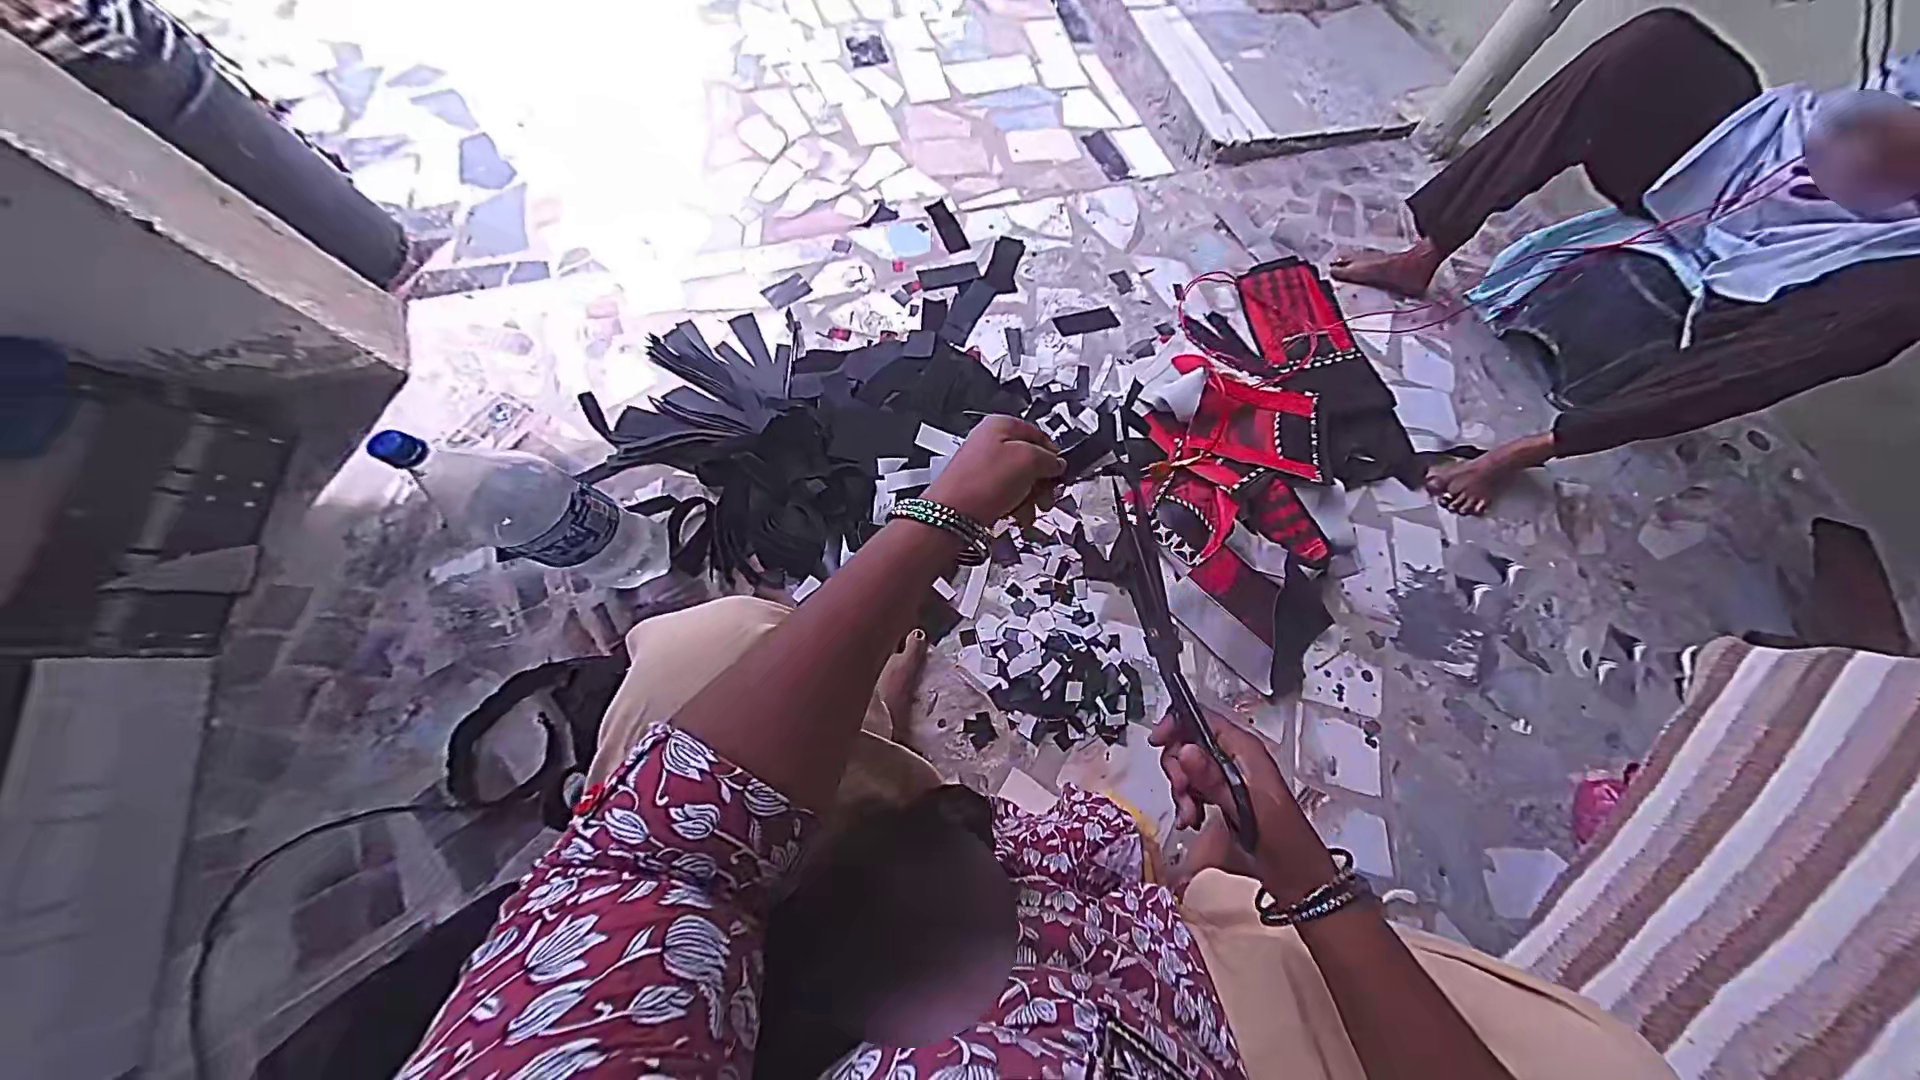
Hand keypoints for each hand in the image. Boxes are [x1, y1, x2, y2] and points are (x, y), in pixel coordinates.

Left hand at [923, 415, 1064, 525]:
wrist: (952, 515)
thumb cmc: (980, 483)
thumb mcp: (1029, 461)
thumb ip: (1049, 459)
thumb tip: (1057, 463)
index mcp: (1000, 425)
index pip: (1039, 435)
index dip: (1053, 455)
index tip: (1060, 472)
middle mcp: (989, 443)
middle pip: (1029, 460)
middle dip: (1041, 481)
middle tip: (1045, 495)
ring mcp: (983, 467)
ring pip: (1019, 481)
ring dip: (1030, 497)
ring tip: (1029, 510)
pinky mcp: (979, 489)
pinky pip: (1006, 495)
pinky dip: (1015, 506)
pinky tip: (1016, 515)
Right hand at [1149, 710, 1337, 901]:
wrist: (1297, 879)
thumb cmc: (1282, 842)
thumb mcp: (1243, 807)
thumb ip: (1212, 778)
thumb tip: (1185, 750)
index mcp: (1244, 750)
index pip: (1202, 718)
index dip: (1176, 724)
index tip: (1158, 741)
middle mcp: (1236, 758)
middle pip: (1189, 742)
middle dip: (1177, 767)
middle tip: (1181, 790)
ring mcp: (1229, 776)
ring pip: (1188, 767)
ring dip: (1181, 789)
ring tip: (1189, 813)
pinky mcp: (1224, 793)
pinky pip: (1195, 786)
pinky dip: (1186, 800)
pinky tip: (1190, 818)